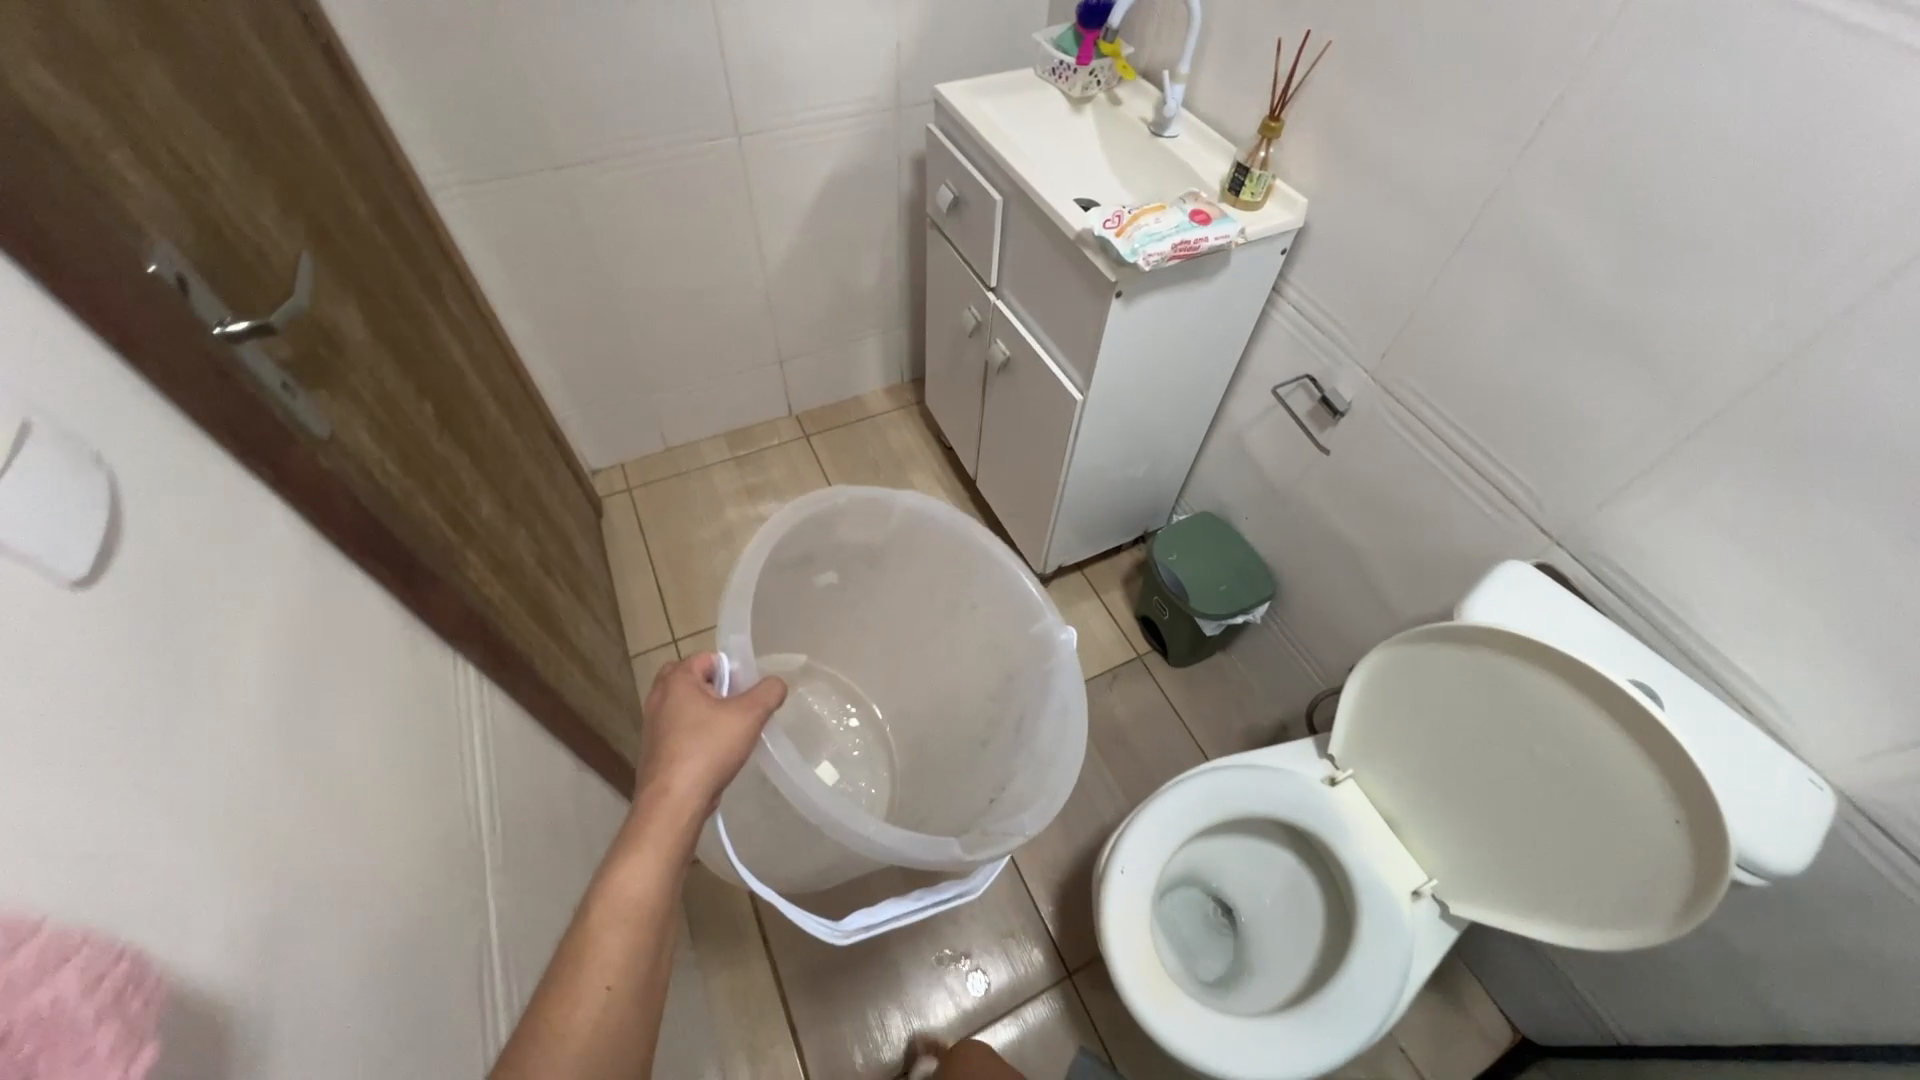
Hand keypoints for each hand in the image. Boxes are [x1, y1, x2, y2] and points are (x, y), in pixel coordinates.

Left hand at [635, 652, 787, 817]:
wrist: (674, 802)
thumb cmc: (709, 749)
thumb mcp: (749, 715)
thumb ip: (768, 692)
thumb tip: (776, 684)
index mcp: (677, 680)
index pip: (708, 658)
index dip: (732, 671)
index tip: (748, 692)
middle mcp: (659, 697)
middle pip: (693, 680)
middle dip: (717, 690)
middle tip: (737, 708)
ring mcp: (653, 725)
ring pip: (686, 707)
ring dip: (707, 713)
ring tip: (730, 732)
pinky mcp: (655, 749)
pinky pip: (680, 730)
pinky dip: (696, 734)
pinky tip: (715, 753)